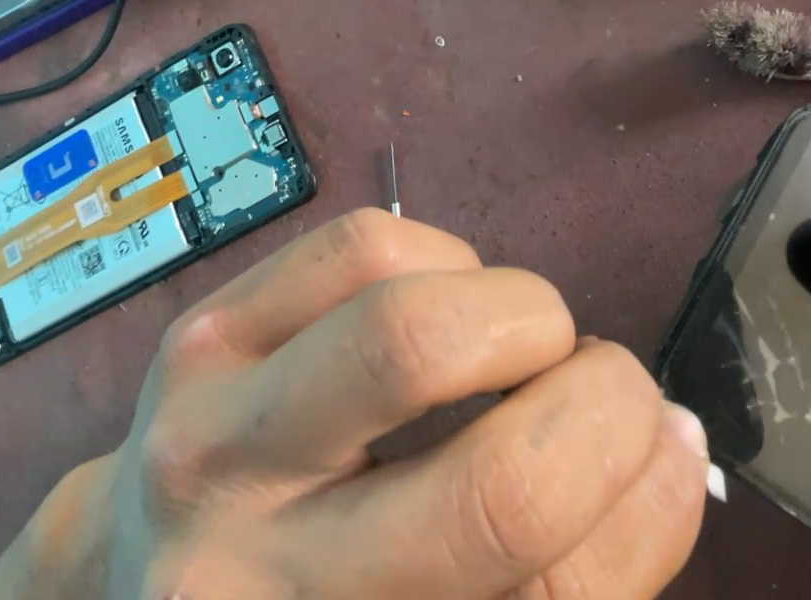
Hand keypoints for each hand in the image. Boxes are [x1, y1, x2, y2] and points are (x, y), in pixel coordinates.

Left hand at [0, 209, 708, 599]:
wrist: (140, 564)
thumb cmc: (322, 592)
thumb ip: (568, 552)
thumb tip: (670, 437)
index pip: (555, 594)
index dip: (647, 502)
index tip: (665, 442)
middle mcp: (267, 583)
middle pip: (495, 486)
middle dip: (603, 403)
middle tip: (605, 381)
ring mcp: (213, 444)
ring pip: (411, 329)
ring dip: (523, 312)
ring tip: (520, 337)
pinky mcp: (196, 337)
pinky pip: (362, 247)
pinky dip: (445, 255)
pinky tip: (441, 296)